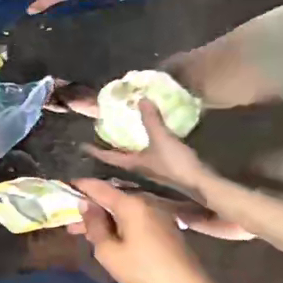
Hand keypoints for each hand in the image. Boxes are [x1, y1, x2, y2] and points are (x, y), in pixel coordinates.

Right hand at [68, 179, 213, 282]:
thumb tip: (86, 205)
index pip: (99, 187)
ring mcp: (157, 213)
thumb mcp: (109, 252)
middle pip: (112, 197)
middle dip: (91, 207)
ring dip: (105, 218)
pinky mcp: (164, 226)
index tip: (64, 188)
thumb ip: (94, 226)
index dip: (80, 186)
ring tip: (86, 233)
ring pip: (123, 209)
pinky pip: (135, 217)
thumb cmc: (143, 270)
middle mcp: (145, 202)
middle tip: (71, 221)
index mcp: (130, 203)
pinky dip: (119, 223)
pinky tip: (110, 237)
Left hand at [85, 100, 215, 198]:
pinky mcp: (164, 172)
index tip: (81, 146)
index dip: (95, 151)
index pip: (107, 157)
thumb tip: (141, 99)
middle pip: (117, 161)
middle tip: (100, 138)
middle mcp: (138, 170)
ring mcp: (151, 172)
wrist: (201, 184)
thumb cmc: (175, 164)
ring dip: (125, 151)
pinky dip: (142, 149)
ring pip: (131, 160)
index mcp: (132, 164)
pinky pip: (146, 158)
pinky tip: (147, 142)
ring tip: (121, 138)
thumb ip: (151, 119)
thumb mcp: (161, 138)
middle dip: (108, 151)